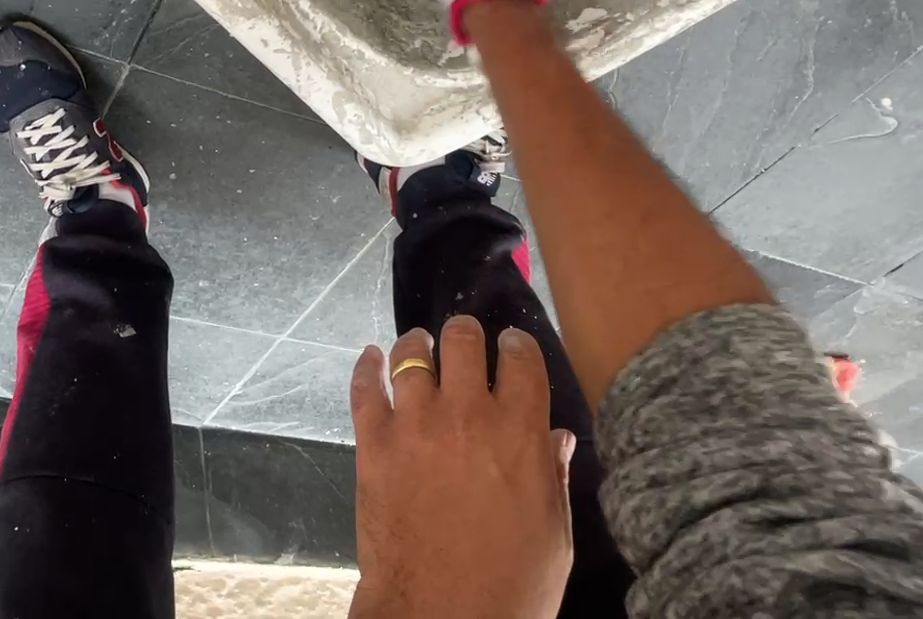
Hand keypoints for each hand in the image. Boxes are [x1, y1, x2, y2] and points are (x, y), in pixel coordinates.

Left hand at [349, 316, 574, 618]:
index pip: (521, 361)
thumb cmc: (512, 586)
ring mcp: (414, 424)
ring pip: (410, 354)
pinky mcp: (374, 440)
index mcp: (518, 435)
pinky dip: (366, 366)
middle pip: (462, 341)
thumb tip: (557, 435)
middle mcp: (466, 415)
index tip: (511, 346)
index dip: (517, 346)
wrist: (442, 617)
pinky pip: (365, 387)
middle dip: (464, 333)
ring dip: (416, 344)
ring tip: (418, 345)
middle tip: (462, 339)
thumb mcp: (554, 535)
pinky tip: (371, 356)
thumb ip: (551, 475)